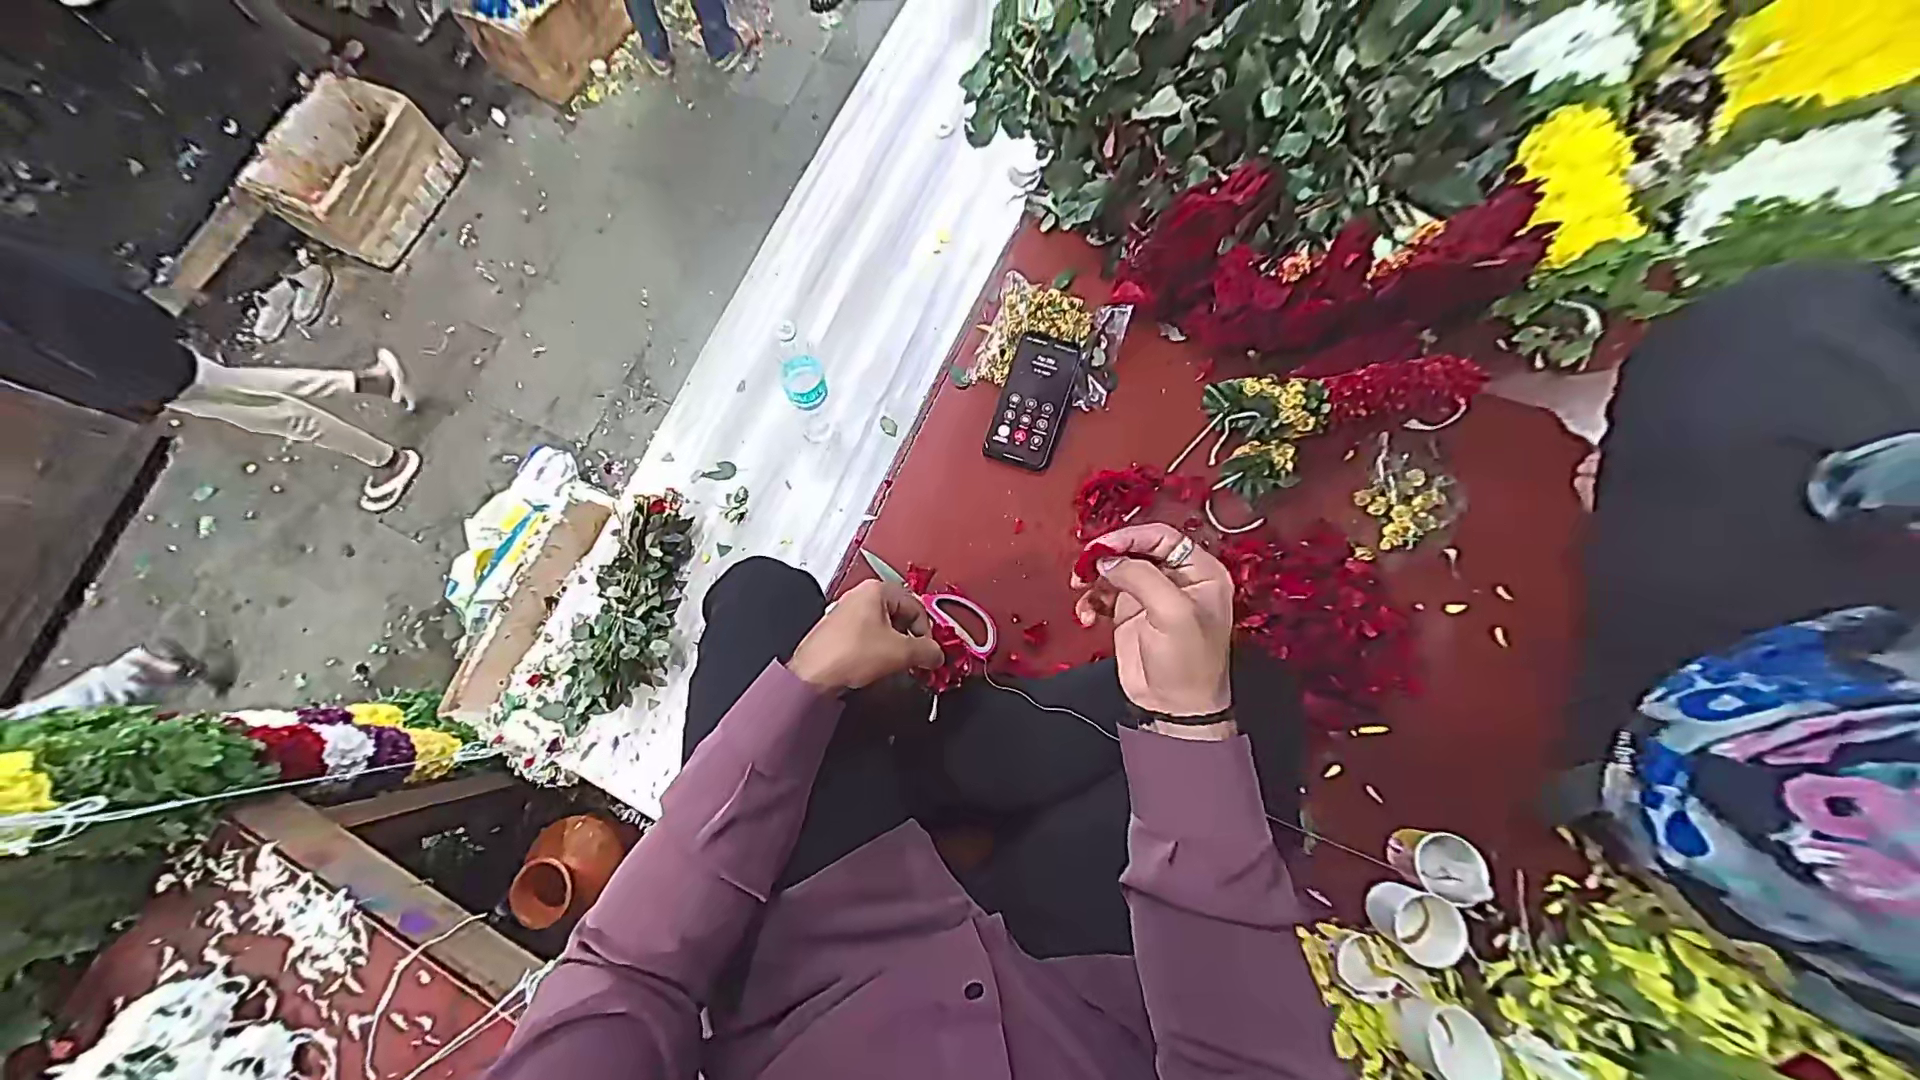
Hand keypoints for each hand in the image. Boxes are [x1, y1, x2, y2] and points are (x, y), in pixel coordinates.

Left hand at [788, 579, 945, 692]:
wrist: (811, 676)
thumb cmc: (853, 655)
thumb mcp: (900, 653)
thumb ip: (927, 651)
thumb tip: (937, 655)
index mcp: (877, 590)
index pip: (917, 608)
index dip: (926, 633)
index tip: (927, 654)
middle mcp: (861, 594)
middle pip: (901, 615)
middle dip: (911, 640)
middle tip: (914, 661)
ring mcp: (848, 610)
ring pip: (886, 626)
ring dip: (896, 646)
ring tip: (894, 665)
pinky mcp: (839, 629)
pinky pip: (869, 634)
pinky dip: (878, 648)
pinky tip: (875, 665)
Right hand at [1072, 523, 1233, 717]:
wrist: (1173, 707)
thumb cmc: (1187, 662)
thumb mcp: (1172, 613)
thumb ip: (1141, 577)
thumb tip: (1107, 560)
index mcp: (1200, 572)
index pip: (1163, 537)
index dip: (1131, 537)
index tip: (1103, 547)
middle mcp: (1176, 578)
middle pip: (1135, 550)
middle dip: (1107, 556)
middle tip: (1084, 566)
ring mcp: (1150, 595)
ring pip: (1115, 569)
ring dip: (1093, 577)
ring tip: (1079, 588)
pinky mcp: (1129, 612)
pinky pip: (1103, 593)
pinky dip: (1091, 600)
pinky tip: (1086, 615)